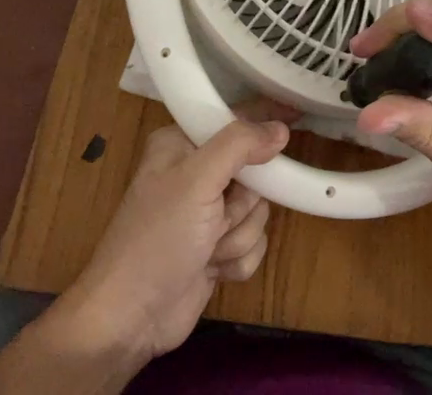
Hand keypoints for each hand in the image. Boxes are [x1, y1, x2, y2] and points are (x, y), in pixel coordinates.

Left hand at [59, 102, 295, 362]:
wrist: (134, 317)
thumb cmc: (158, 239)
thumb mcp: (196, 181)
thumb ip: (239, 146)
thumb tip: (280, 129)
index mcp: (182, 145)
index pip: (235, 119)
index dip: (265, 120)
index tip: (297, 115)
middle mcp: (196, 174)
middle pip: (256, 172)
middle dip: (243, 203)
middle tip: (219, 216)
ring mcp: (207, 214)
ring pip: (258, 211)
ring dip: (238, 235)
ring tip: (208, 250)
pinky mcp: (217, 248)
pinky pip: (254, 243)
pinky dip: (237, 260)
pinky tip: (212, 271)